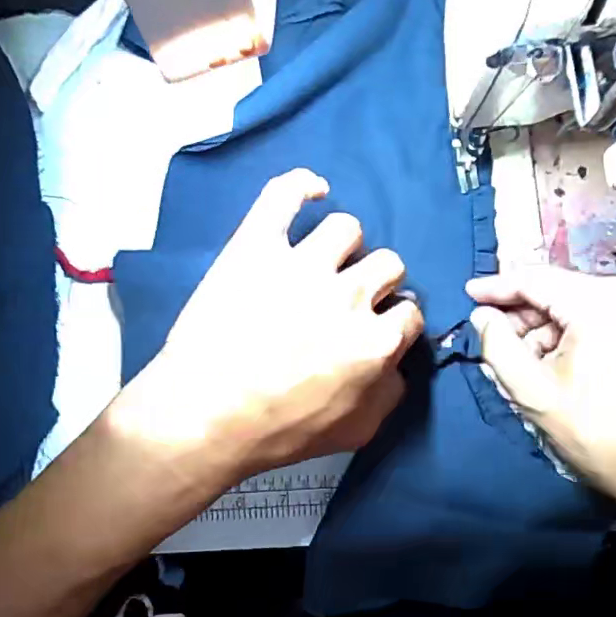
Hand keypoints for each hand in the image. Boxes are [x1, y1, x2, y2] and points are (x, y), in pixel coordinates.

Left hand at [104, 168, 422, 492]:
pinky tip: (314, 191)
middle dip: (379, 283)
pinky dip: (303, 186)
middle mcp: (351, 294)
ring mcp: (303, 264)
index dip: (398, 321)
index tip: (381, 329)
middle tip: (352, 301)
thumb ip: (391, 393)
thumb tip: (399, 365)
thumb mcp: (356, 430)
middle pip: (389, 265)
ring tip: (326, 263)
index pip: (410, 312)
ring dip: (345, 247)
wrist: (205, 417)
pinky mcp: (258, 246)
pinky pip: (285, 195)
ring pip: (348, 228)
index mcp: (378, 340)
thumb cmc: (281, 430)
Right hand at [467, 267, 615, 559]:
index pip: (537, 278)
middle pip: (564, 292)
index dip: (498, 287)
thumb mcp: (538, 394)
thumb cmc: (606, 436)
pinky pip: (614, 322)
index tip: (469, 295)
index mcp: (604, 298)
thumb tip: (484, 316)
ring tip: (530, 366)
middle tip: (497, 344)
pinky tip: (567, 368)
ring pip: (589, 309)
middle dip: (527, 317)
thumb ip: (499, 347)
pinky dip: (584, 338)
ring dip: (555, 331)